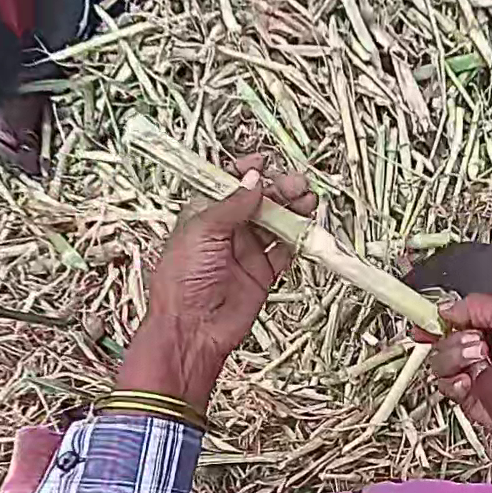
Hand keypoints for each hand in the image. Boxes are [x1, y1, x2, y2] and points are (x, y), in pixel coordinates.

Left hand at [119, 155, 316, 411]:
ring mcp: (246, 253)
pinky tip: (305, 229)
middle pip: (259, 202)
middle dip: (279, 191)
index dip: (247, 173)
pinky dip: (296, 241)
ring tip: (308, 201)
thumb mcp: (203, 231)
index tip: (265, 165)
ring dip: (292, 212)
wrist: (192, 327)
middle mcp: (227, 232)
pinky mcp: (261, 274)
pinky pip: (283, 253)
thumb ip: (232, 205)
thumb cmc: (183, 279)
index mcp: (205, 215)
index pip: (229, 185)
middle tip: (298, 185)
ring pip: (274, 225)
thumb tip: (255, 179)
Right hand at [418, 293, 491, 492]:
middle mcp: (476, 348)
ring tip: (479, 365)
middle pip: (439, 338)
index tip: (426, 321)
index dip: (436, 318)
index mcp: (489, 325)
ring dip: (454, 361)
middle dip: (452, 342)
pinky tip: (472, 384)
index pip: (452, 316)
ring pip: (438, 362)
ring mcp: (469, 373)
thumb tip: (447, 307)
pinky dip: (454, 383)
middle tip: (476, 347)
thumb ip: (481, 305)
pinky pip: (445, 385)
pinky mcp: (465, 396)